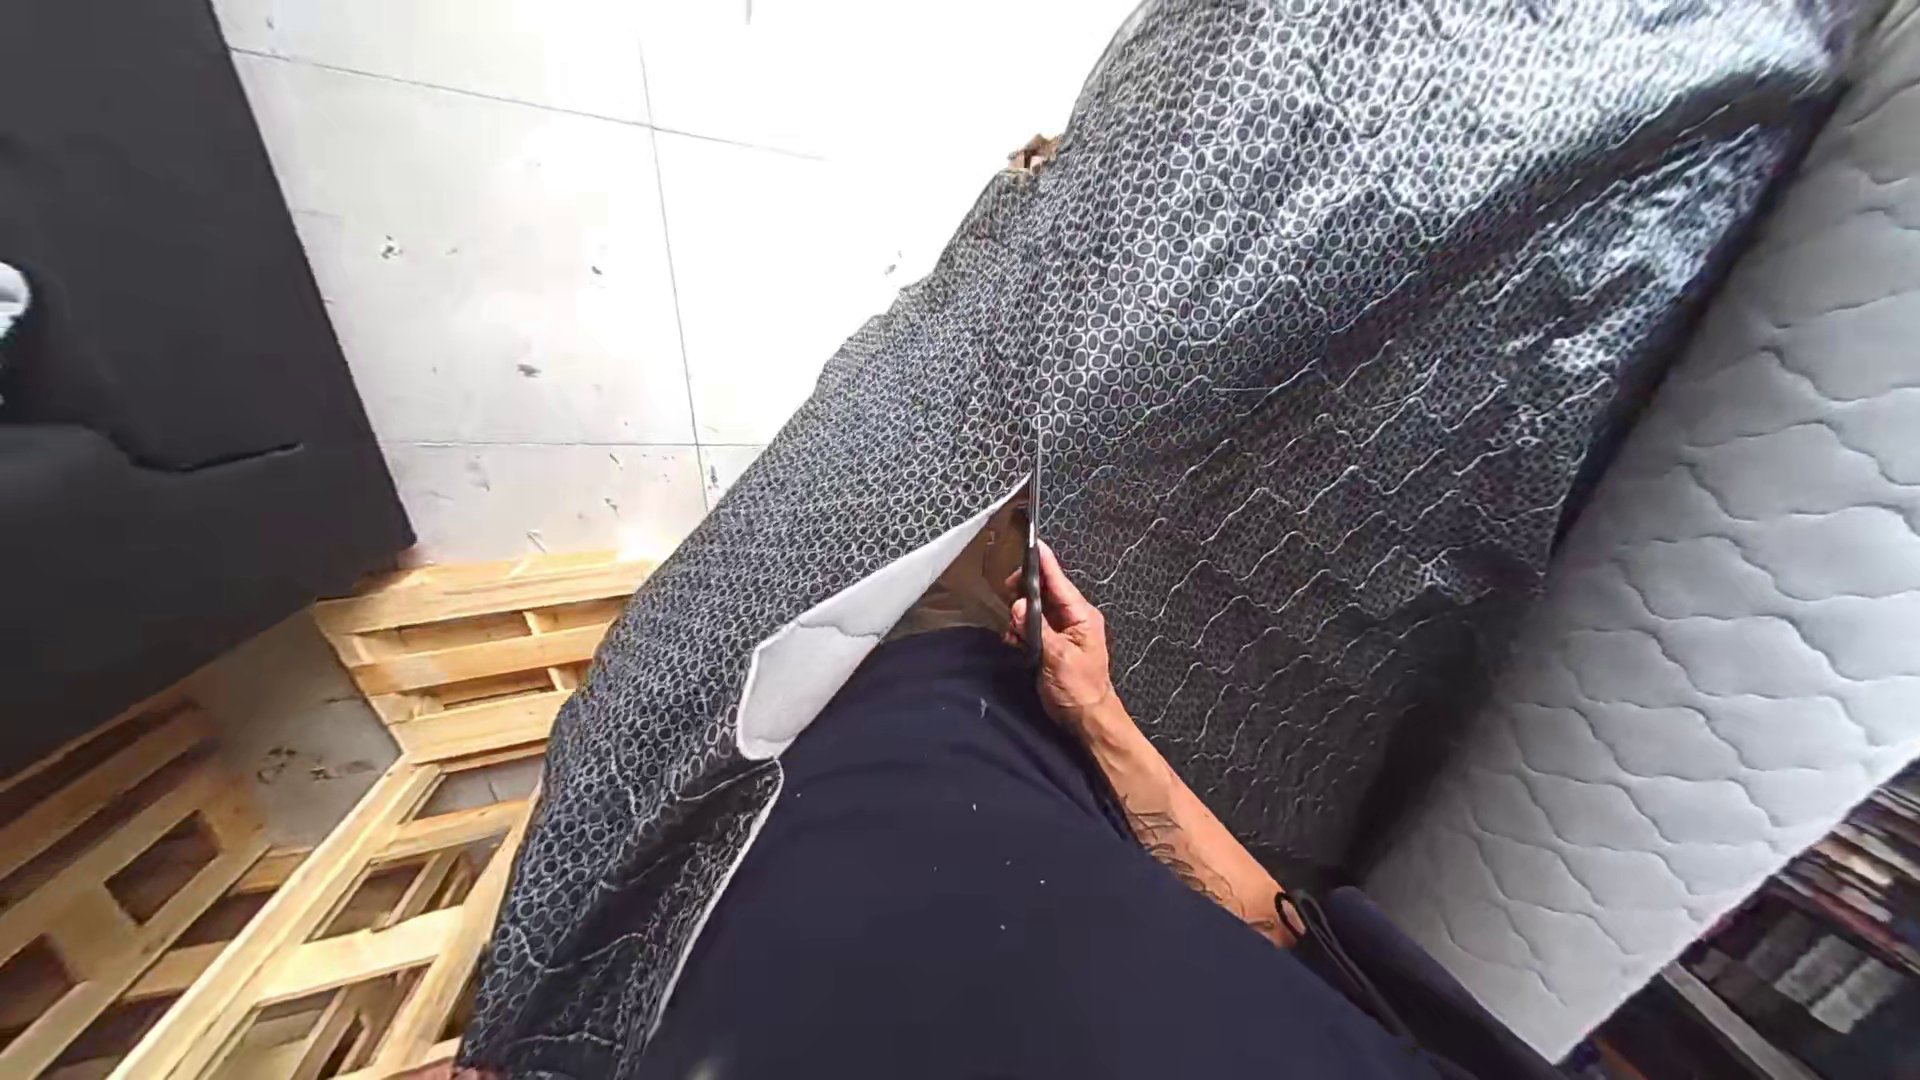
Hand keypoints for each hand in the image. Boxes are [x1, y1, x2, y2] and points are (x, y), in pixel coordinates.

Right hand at [1003, 540, 1124, 740]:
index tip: (1032, 544)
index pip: (1059, 581)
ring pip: (1034, 608)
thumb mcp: (1058, 657)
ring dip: (1019, 615)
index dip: (1044, 562)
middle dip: (1024, 592)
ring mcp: (1061, 630)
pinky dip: (1019, 630)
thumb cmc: (1080, 688)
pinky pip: (1031, 626)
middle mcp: (1071, 618)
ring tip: (1013, 630)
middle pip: (1044, 591)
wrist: (1086, 718)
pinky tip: (1014, 641)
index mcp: (1081, 615)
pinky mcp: (1050, 643)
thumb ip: (1036, 629)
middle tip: (1008, 596)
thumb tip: (1018, 606)